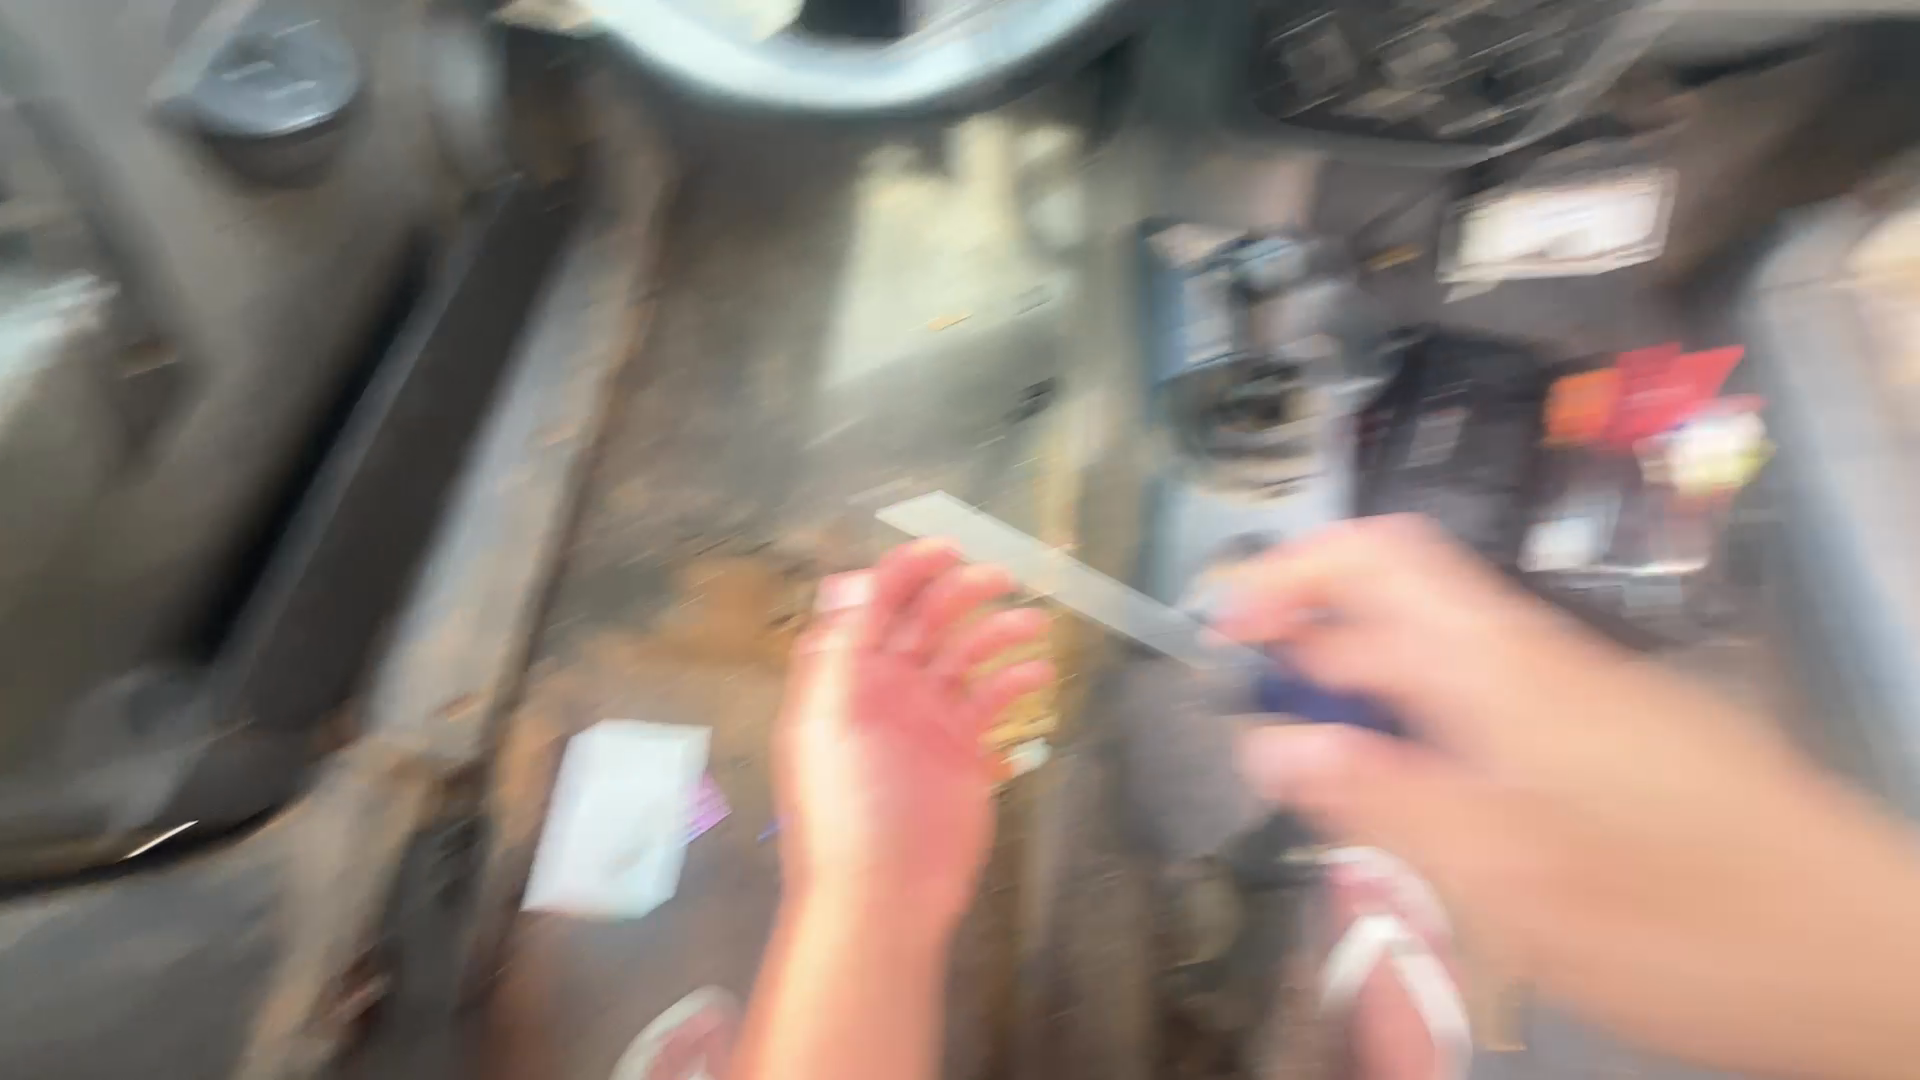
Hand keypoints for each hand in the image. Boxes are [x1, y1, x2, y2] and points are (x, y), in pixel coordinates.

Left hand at [776, 540, 1053, 930]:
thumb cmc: (850, 803)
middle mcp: (889, 683)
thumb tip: (848, 580)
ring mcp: (929, 714)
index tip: (950, 550)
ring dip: (998, 631)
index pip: (878, 602)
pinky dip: (1014, 680)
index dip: (908, 569)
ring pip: (966, 653)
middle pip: (928, 618)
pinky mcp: (962, 746)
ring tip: (1035, 624)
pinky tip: (1038, 673)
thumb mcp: (830, 719)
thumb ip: (841, 648)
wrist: (885, 892)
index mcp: (851, 672)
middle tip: (1004, 578)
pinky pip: (991, 698)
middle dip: (962, 590)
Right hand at [1221, 516, 1919, 1079]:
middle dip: (1300, 634)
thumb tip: (1267, 745)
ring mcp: (1556, 692)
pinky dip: (1400, 718)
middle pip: (1386, 606)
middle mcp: (1521, 657)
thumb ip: (1375, 796)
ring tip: (1298, 742)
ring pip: (1422, 658)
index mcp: (1495, 664)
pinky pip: (1463, 699)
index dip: (1289, 570)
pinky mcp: (1583, 731)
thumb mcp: (1504, 871)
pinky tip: (1390, 778)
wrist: (1886, 967)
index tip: (1228, 618)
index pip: (1375, 558)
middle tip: (1245, 691)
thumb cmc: (1689, 916)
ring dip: (1346, 684)